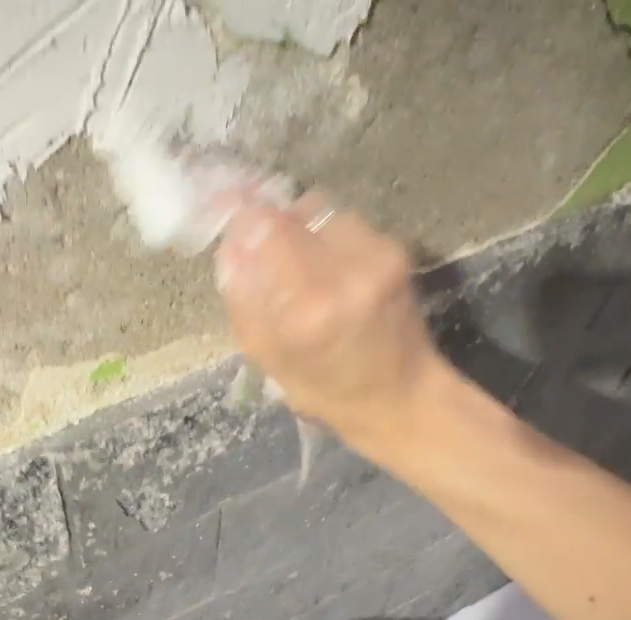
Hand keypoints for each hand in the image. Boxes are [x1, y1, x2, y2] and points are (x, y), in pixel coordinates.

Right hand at [214, 194, 451, 451]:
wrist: (400, 396)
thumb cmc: (325, 390)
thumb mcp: (267, 358)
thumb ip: (242, 298)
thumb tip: (230, 246)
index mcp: (307, 307)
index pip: (265, 226)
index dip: (242, 219)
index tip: (229, 223)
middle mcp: (346, 272)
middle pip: (291, 212)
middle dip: (269, 226)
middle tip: (260, 251)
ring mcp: (377, 256)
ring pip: (320, 213)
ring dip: (301, 232)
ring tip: (299, 268)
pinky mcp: (395, 249)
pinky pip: (346, 225)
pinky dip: (328, 240)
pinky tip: (330, 272)